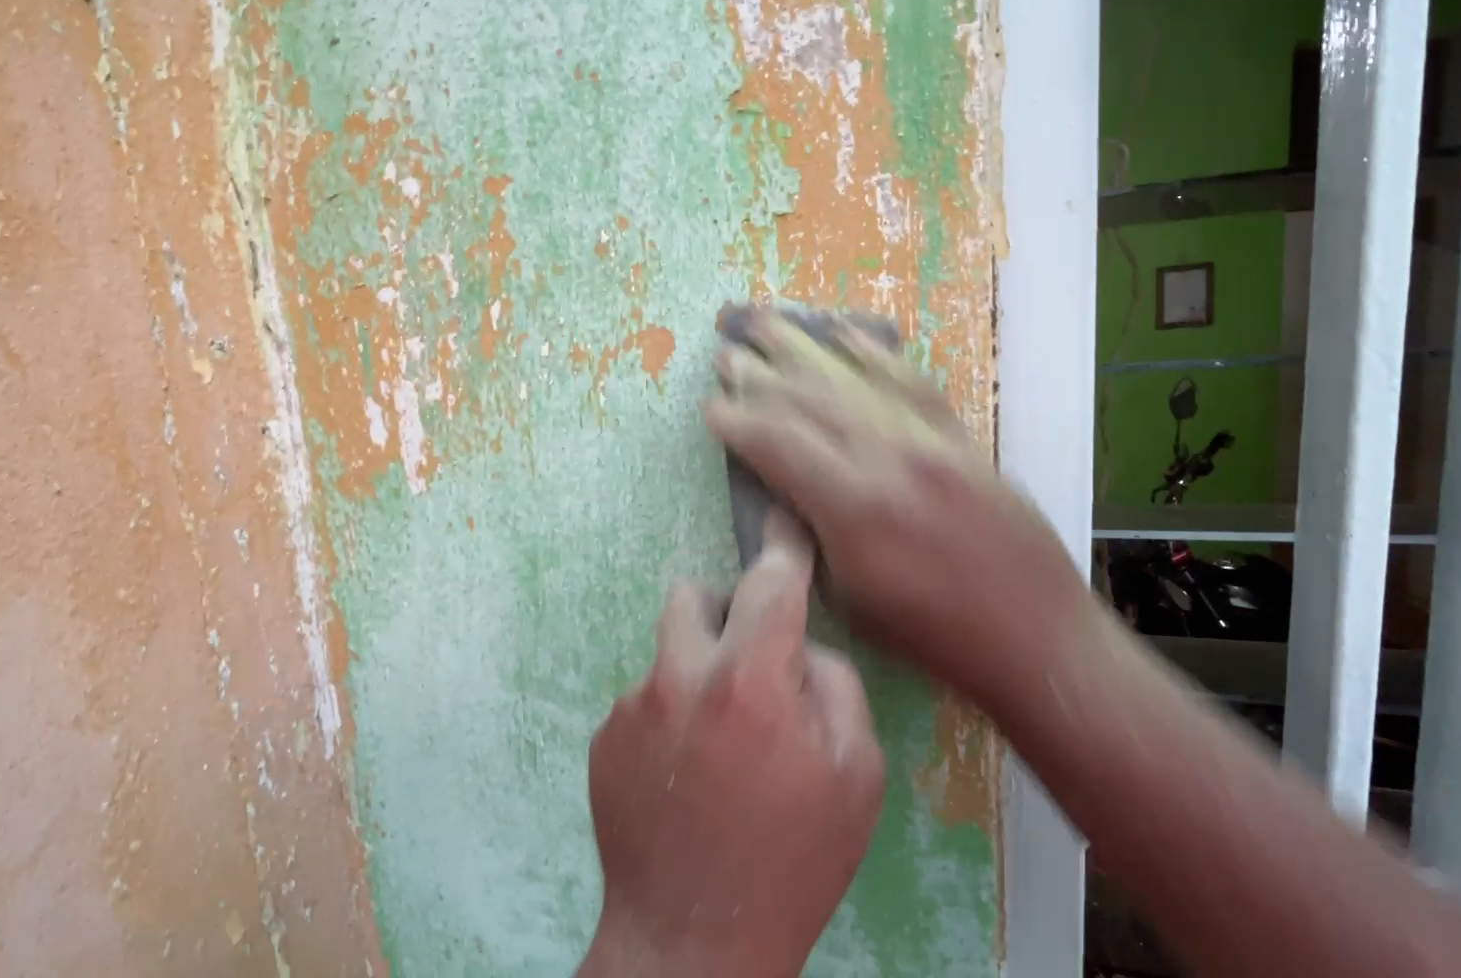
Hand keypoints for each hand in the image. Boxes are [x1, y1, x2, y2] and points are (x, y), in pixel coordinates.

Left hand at [580, 513, 884, 977]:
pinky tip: (686, 773)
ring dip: (695, 671)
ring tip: (719, 740)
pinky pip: (644, 700)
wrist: (694, 938)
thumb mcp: (856, 777)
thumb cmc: (792, 860)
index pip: (769, 581)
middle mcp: (679, 677)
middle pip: (690, 594)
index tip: (784, 524)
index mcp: (748, 679)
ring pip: (667, 652)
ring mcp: (631, 706)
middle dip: (723, 611)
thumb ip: (833, 686)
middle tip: (748, 660)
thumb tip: (799, 648)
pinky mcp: (604, 737)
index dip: (783, 547)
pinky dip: (668, 716)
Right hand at [703, 310, 1088, 702]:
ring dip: (802, 346)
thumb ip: (805, 532)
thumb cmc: (929, 635)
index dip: (737, 421)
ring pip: (852, 378)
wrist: (1035, 637)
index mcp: (853, 504)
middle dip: (758, 373)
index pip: (778, 443)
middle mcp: (889, 456)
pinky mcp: (959, 437)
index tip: (709, 405)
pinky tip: (843, 330)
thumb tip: (776, 487)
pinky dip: (872, 352)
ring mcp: (929, 440)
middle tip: (724, 352)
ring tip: (763, 318)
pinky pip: (909, 381)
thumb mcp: (846, 597)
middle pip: (808, 398)